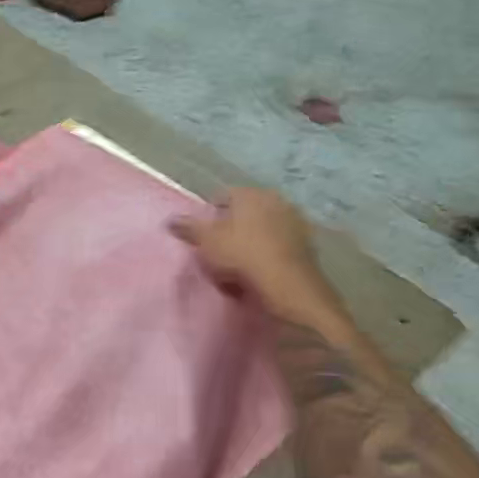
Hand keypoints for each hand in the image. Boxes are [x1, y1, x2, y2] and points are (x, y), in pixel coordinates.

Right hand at [171, 189, 335, 321]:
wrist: (287, 283)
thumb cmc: (240, 254)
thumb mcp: (205, 241)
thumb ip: (187, 227)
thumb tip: (171, 219)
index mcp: (250, 194)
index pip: (222, 196)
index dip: (208, 214)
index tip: (201, 234)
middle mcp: (275, 200)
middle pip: (244, 211)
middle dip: (231, 226)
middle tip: (218, 247)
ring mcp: (294, 220)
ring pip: (262, 227)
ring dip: (250, 239)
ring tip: (237, 261)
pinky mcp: (307, 242)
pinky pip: (277, 243)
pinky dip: (267, 252)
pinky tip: (258, 269)